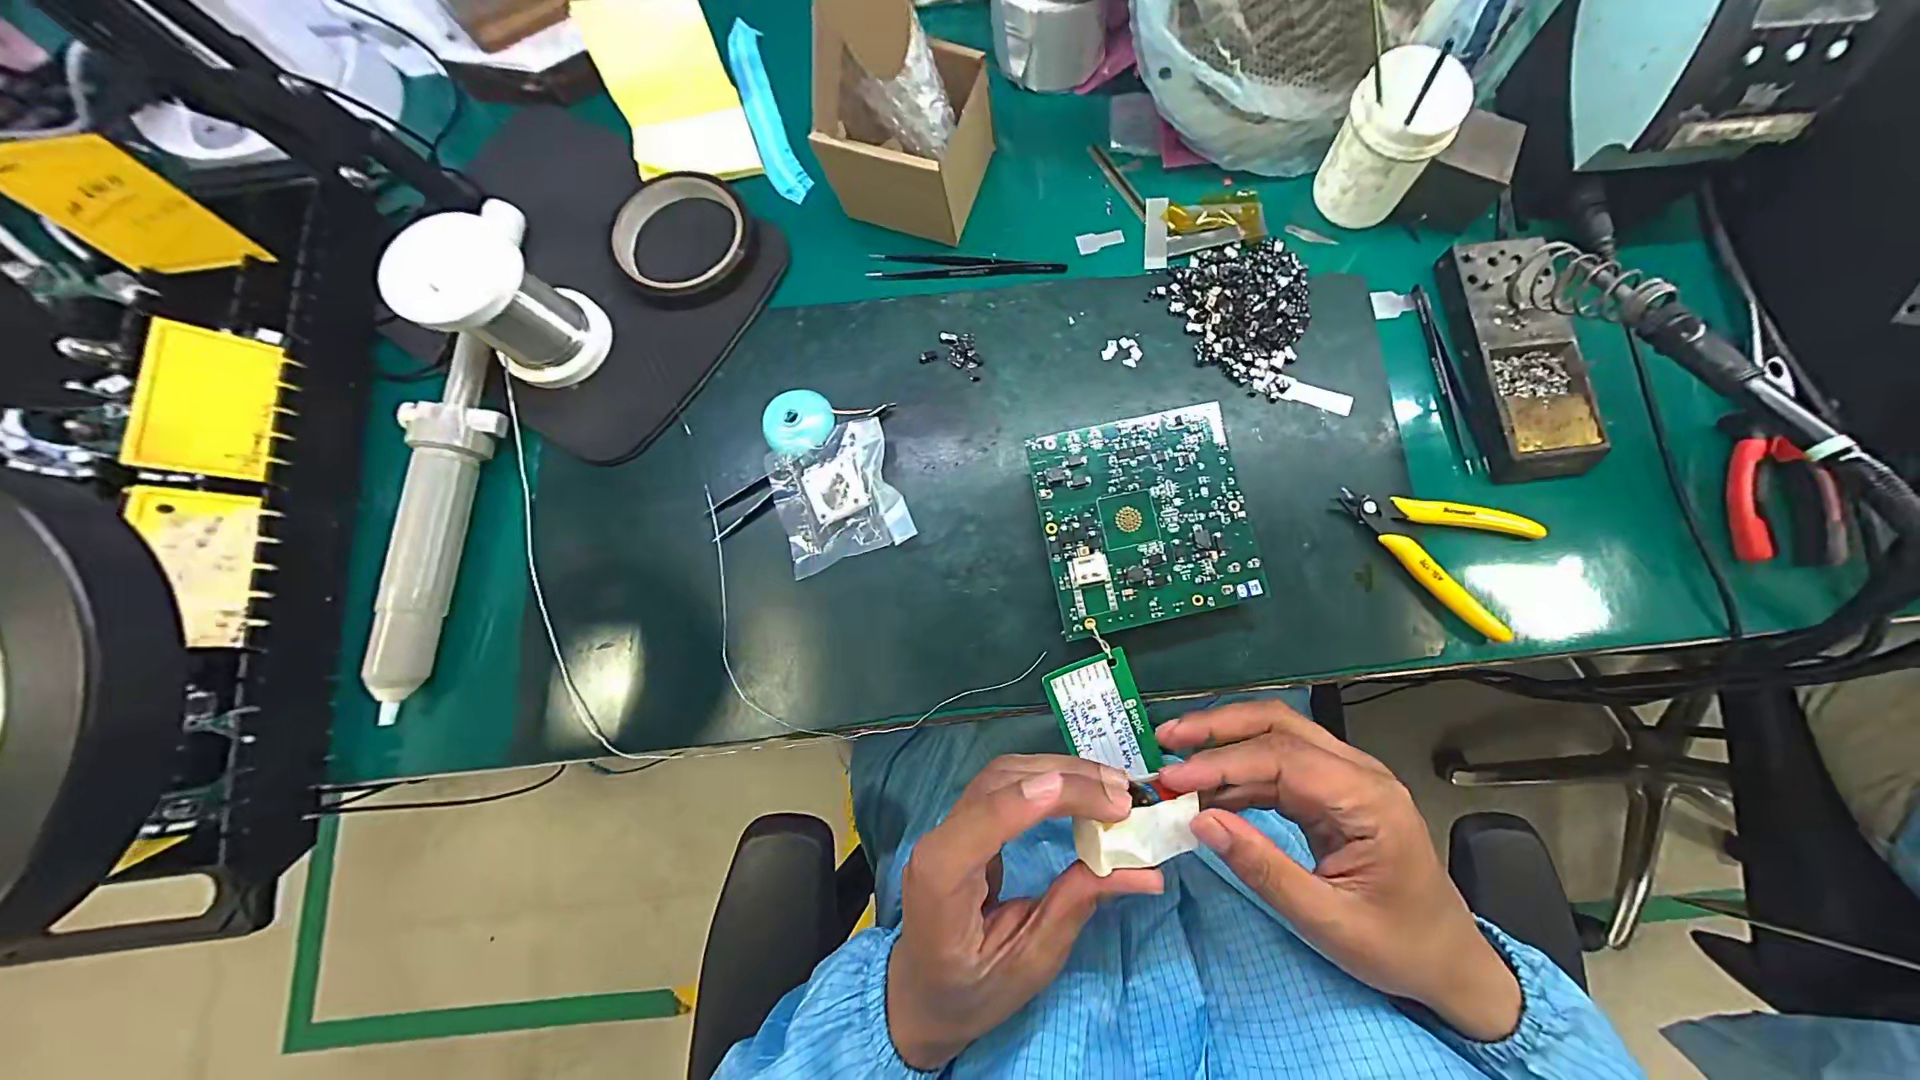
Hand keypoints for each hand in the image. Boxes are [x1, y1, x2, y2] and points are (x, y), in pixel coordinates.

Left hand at [888, 754, 1164, 1068]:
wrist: (920, 994)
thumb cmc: (967, 991)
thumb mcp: (1027, 963)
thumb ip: (1075, 906)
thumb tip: (1144, 873)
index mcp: (941, 876)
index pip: (986, 816)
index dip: (1037, 798)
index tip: (1097, 794)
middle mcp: (939, 837)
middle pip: (1000, 782)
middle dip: (1065, 778)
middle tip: (1124, 793)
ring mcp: (949, 823)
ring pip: (1004, 773)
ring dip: (1060, 770)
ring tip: (1112, 786)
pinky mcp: (965, 820)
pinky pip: (1005, 783)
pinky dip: (1047, 777)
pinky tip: (1080, 787)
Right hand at [1156, 704, 1521, 1041]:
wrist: (1451, 963)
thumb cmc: (1399, 947)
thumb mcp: (1328, 922)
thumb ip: (1264, 869)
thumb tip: (1201, 822)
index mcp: (1368, 800)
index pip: (1281, 758)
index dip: (1222, 763)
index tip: (1174, 779)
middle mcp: (1359, 773)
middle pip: (1277, 723)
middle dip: (1216, 726)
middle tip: (1166, 738)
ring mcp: (1346, 775)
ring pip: (1274, 733)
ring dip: (1222, 740)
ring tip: (1174, 757)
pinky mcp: (1331, 788)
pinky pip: (1277, 762)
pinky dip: (1236, 769)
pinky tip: (1206, 789)